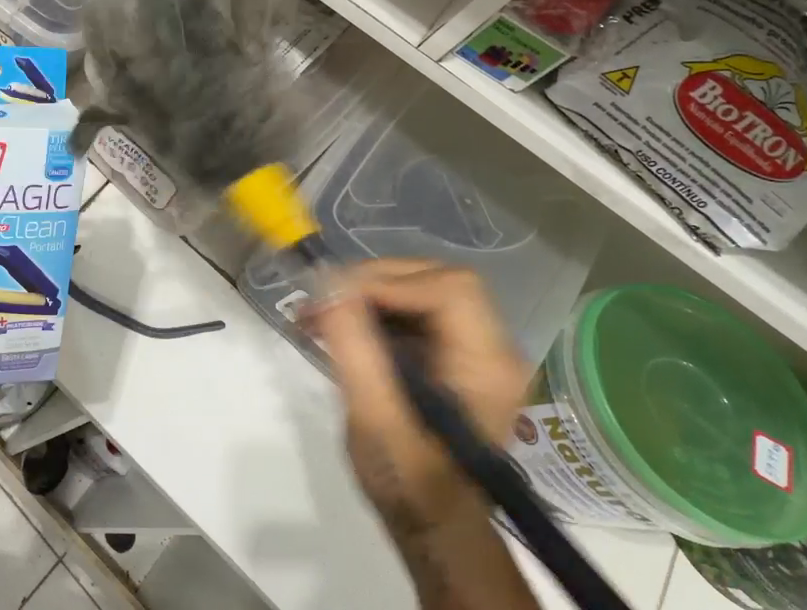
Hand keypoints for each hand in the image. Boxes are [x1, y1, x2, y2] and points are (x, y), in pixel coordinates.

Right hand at [305, 261, 528, 533]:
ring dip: (364, 295)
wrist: (432, 526)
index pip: (449, 287)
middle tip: (318, 303)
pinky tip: (334, 330)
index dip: (389, 281)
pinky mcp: (449, 359)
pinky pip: (410, 313)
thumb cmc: (409, 480)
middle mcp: (490, 349)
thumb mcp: (375, 418)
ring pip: (418, 291)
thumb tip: (329, 287)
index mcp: (486, 363)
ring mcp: (472, 352)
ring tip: (316, 317)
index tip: (335, 300)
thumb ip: (355, 349)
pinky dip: (369, 312)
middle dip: (370, 283)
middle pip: (434, 280)